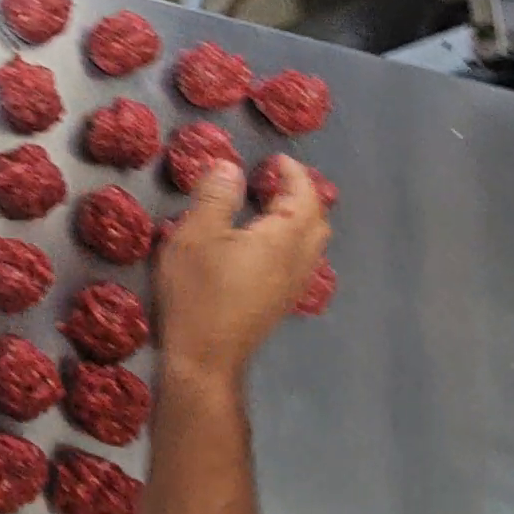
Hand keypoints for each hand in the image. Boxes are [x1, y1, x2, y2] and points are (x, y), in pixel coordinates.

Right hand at [153, 157, 329, 384]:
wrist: (204, 355)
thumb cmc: (197, 289)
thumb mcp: (196, 234)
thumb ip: (216, 197)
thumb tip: (230, 166)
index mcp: (282, 239)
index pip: (302, 197)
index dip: (293, 174)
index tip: (276, 158)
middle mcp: (298, 261)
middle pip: (316, 221)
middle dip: (302, 195)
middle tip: (274, 178)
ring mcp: (291, 285)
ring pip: (310, 243)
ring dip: (298, 217)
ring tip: (268, 205)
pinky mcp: (278, 300)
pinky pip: (298, 258)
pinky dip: (288, 238)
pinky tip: (258, 242)